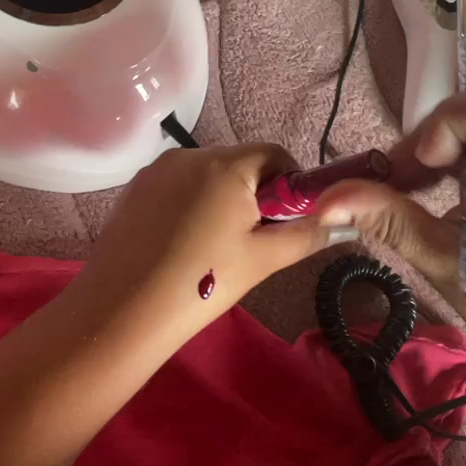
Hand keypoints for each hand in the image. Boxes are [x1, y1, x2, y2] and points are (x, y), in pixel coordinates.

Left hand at [81, 144, 348, 316]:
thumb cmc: (202, 283)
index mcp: (224, 164)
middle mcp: (187, 155)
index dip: (291, 184)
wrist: (122, 311)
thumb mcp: (263, 260)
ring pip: (205, 176)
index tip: (289, 221)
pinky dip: (190, 206)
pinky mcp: (133, 189)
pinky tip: (184, 245)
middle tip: (254, 242)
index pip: (273, 154)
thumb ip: (307, 234)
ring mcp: (155, 170)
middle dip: (254, 194)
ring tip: (215, 248)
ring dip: (221, 200)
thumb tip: (344, 222)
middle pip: (238, 163)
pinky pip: (176, 187)